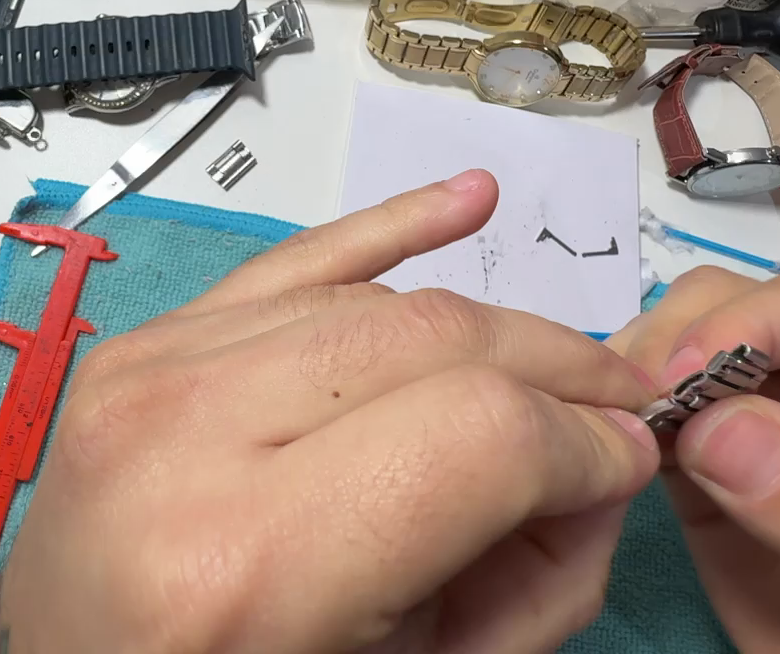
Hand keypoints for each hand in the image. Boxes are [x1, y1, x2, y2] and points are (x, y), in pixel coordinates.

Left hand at [0, 171, 659, 653]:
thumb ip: (529, 580)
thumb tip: (601, 454)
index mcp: (249, 562)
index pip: (476, 430)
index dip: (580, 439)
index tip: (625, 454)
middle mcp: (191, 434)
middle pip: (428, 337)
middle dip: (549, 363)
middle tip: (612, 397)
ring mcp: (157, 362)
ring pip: (375, 299)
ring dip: (484, 324)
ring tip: (551, 359)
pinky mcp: (154, 336)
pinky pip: (293, 260)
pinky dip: (388, 225)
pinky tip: (466, 198)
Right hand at [609, 268, 779, 652]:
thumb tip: (718, 427)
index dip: (741, 327)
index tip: (675, 379)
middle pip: (729, 303)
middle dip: (674, 342)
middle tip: (637, 408)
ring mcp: (763, 407)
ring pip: (675, 338)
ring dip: (637, 368)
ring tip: (619, 426)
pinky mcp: (706, 448)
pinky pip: (649, 400)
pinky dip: (619, 407)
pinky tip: (611, 438)